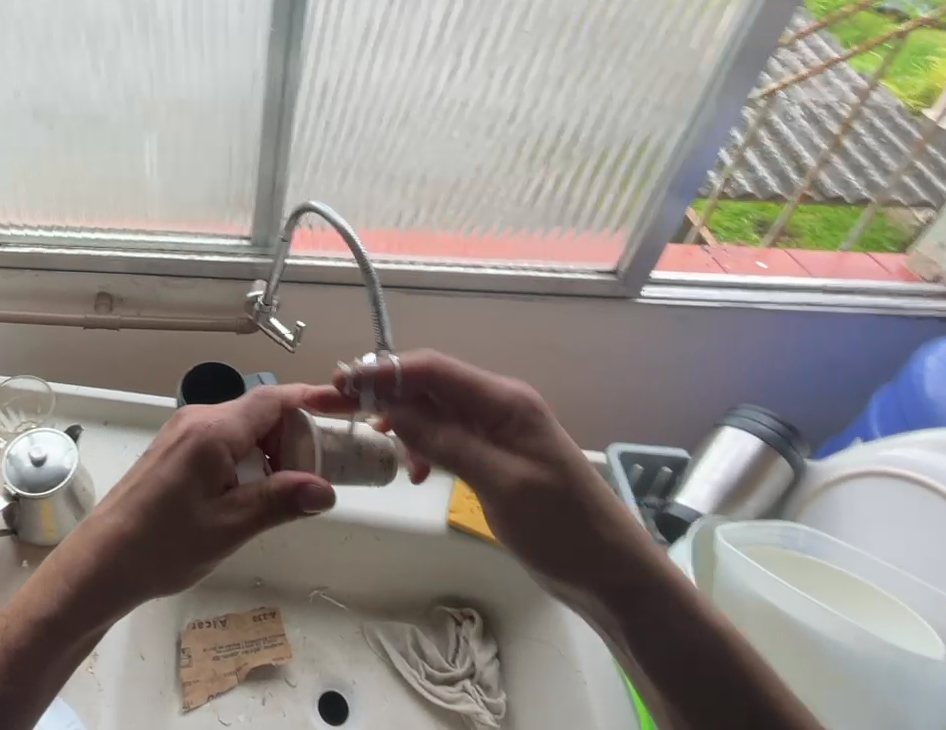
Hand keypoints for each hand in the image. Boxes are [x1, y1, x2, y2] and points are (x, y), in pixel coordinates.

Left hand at [48, 385, 338, 619]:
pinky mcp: (173, 449)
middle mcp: (197, 419)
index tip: (346, 404)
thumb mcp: (230, 526)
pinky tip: (255, 489)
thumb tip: (326, 490)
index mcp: (212, 430)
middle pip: (259, 411)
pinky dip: (248, 456)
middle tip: (324, 469)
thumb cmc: (165, 545)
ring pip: (241, 426)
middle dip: (295, 434)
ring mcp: (181, 432)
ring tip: (292, 487)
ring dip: (271, 448)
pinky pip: (222, 439)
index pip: (273, 400)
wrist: (103, 560)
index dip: (313, 398)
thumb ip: (279, 501)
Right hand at [335, 350, 652, 595]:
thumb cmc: (563, 527)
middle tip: (331, 404)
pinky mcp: (490, 456)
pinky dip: (420, 447)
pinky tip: (411, 471)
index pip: (432, 369)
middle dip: (380, 393)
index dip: (383, 371)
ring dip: (398, 421)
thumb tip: (390, 410)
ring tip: (367, 439)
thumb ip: (445, 441)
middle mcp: (496, 405)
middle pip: (426, 386)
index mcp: (504, 400)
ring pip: (431, 411)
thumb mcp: (500, 482)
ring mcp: (493, 431)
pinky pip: (443, 437)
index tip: (341, 382)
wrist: (614, 576)